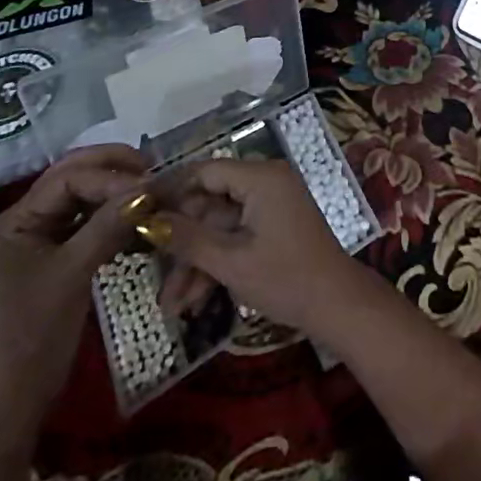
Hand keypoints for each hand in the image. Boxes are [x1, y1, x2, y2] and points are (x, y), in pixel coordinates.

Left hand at [0, 144, 145, 412]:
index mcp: (12, 221)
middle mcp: (19, 224)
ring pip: (76, 205)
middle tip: (151, 169)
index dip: (108, 178)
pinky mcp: (48, 264)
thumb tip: (148, 189)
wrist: (7, 407)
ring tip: (149, 192)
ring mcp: (33, 244)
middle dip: (109, 173)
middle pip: (68, 183)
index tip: (148, 184)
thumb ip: (107, 227)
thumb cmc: (32, 337)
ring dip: (111, 197)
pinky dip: (106, 224)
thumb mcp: (72, 276)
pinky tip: (134, 223)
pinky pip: (80, 231)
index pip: (64, 180)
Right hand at [152, 159, 365, 332]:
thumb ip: (187, 238)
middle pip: (210, 204)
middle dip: (183, 244)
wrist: (339, 308)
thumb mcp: (230, 261)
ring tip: (172, 305)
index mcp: (260, 177)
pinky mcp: (274, 226)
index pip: (204, 171)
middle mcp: (265, 182)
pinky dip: (218, 263)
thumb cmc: (285, 278)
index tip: (141, 212)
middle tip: (155, 271)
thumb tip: (148, 222)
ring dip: (197, 262)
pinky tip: (194, 300)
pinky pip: (237, 236)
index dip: (171, 192)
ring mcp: (271, 205)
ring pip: (220, 227)